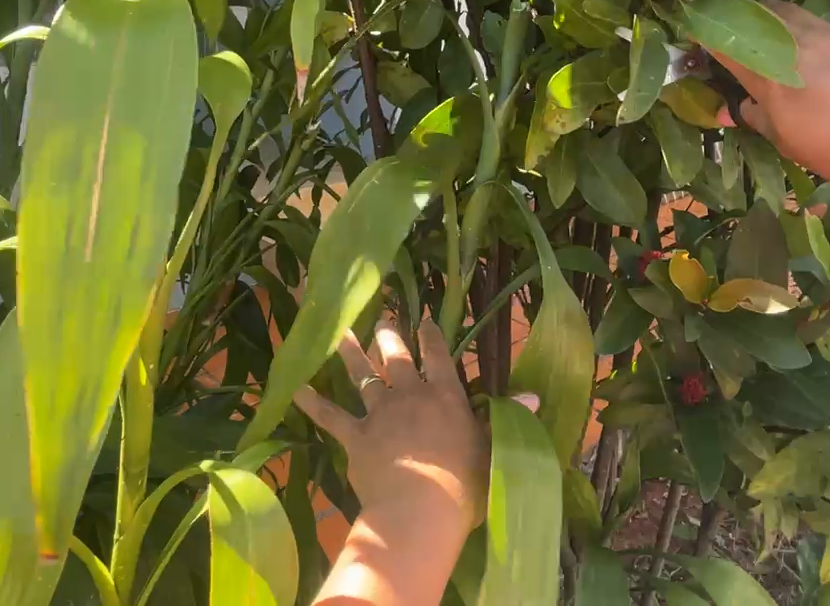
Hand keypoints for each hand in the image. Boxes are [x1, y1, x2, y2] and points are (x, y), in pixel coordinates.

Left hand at [293, 319, 487, 536]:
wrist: (420, 511)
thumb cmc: (465, 485)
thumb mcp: (491, 448)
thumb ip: (502, 416)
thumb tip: (533, 394)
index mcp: (446, 395)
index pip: (438, 355)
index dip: (431, 335)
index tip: (424, 319)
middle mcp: (411, 394)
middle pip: (397, 356)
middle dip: (389, 335)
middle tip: (383, 320)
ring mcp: (380, 413)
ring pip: (363, 374)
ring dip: (351, 351)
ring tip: (341, 331)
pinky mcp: (357, 436)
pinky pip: (331, 416)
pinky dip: (314, 403)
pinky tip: (296, 388)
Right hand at [712, 0, 829, 205]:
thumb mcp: (792, 146)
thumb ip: (760, 120)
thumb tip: (740, 106)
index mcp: (772, 80)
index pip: (726, 48)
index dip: (705, 35)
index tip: (692, 29)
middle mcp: (797, 48)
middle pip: (756, 19)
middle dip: (736, 16)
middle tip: (728, 20)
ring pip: (791, 9)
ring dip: (771, 7)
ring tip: (762, 8)